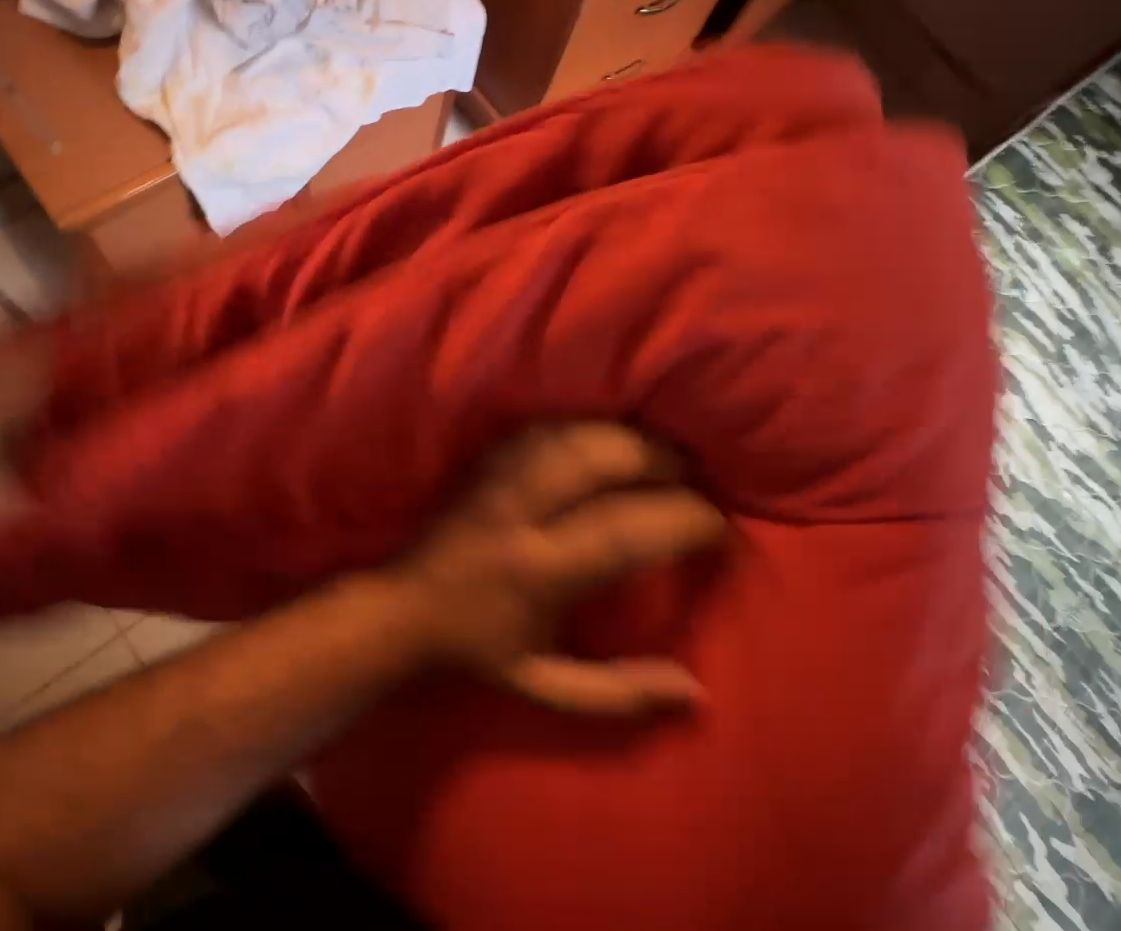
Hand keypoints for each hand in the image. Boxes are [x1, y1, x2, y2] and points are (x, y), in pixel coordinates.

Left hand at [396, 423, 725, 715]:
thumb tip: (695, 694)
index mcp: (539, 573)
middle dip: (659, 460)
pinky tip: (610, 436)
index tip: (719, 527)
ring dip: (626, 436)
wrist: (401, 610)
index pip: (623, 533)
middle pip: (598, 460)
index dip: (682, 522)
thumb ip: (617, 694)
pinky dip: (584, 426)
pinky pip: (541, 428)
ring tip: (663, 454)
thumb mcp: (544, 685)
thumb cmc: (478, 650)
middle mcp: (518, 517)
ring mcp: (497, 482)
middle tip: (696, 476)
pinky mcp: (484, 463)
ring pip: (570, 435)